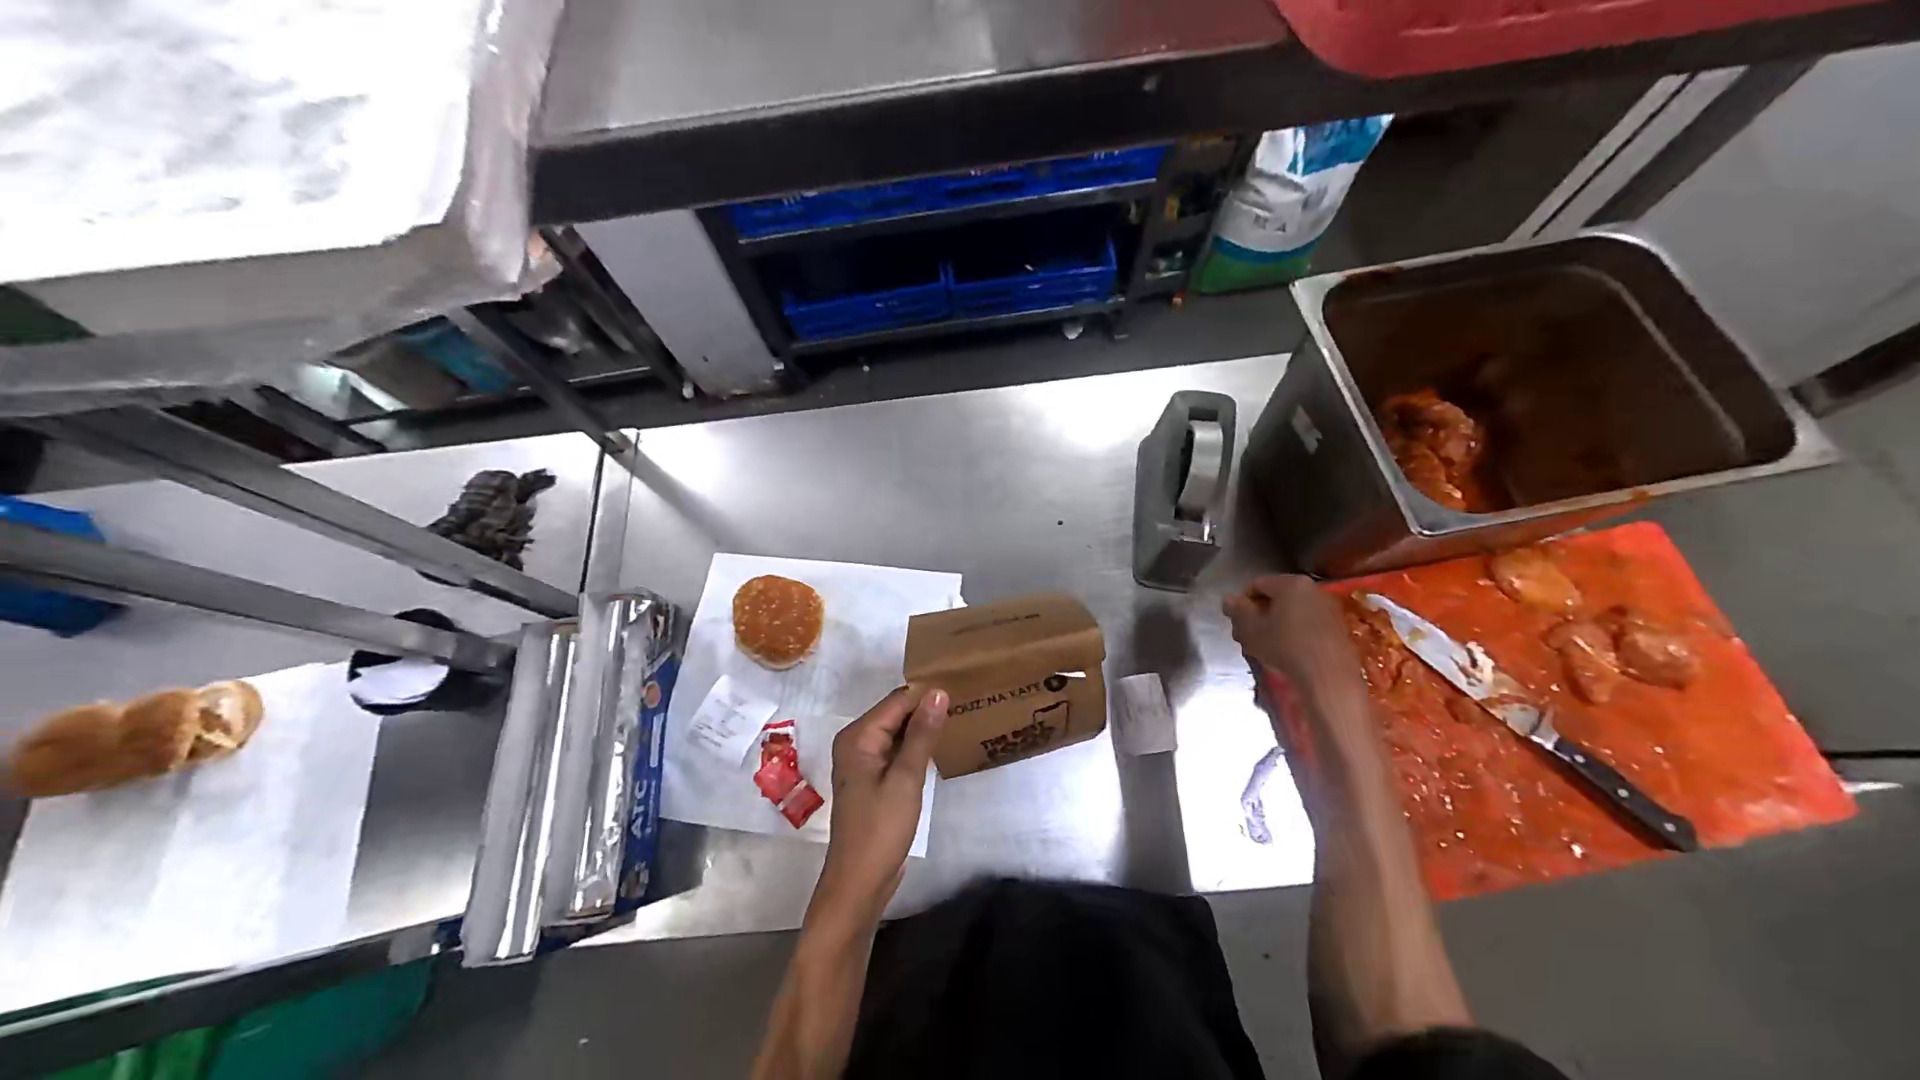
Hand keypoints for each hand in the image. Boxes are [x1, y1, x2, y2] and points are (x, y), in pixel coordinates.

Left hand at [812, 685, 946, 929]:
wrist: (860, 882)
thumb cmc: (881, 828)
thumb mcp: (906, 778)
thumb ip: (922, 733)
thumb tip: (939, 692)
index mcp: (858, 736)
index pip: (897, 701)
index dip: (927, 695)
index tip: (962, 688)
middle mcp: (856, 743)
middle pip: (896, 714)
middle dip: (926, 709)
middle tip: (967, 702)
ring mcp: (864, 763)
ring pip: (898, 733)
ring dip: (923, 729)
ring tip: (961, 718)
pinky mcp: (873, 780)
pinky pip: (896, 752)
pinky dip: (916, 749)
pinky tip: (940, 748)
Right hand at [1223, 574, 1350, 679]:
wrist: (1328, 676)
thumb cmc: (1284, 646)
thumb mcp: (1251, 629)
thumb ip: (1237, 610)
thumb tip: (1228, 599)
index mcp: (1290, 583)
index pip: (1257, 584)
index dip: (1241, 602)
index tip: (1236, 621)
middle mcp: (1313, 589)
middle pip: (1276, 597)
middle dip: (1258, 614)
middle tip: (1247, 634)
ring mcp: (1329, 608)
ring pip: (1293, 610)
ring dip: (1276, 624)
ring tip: (1266, 645)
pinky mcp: (1338, 627)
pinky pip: (1308, 623)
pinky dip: (1295, 632)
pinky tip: (1288, 651)